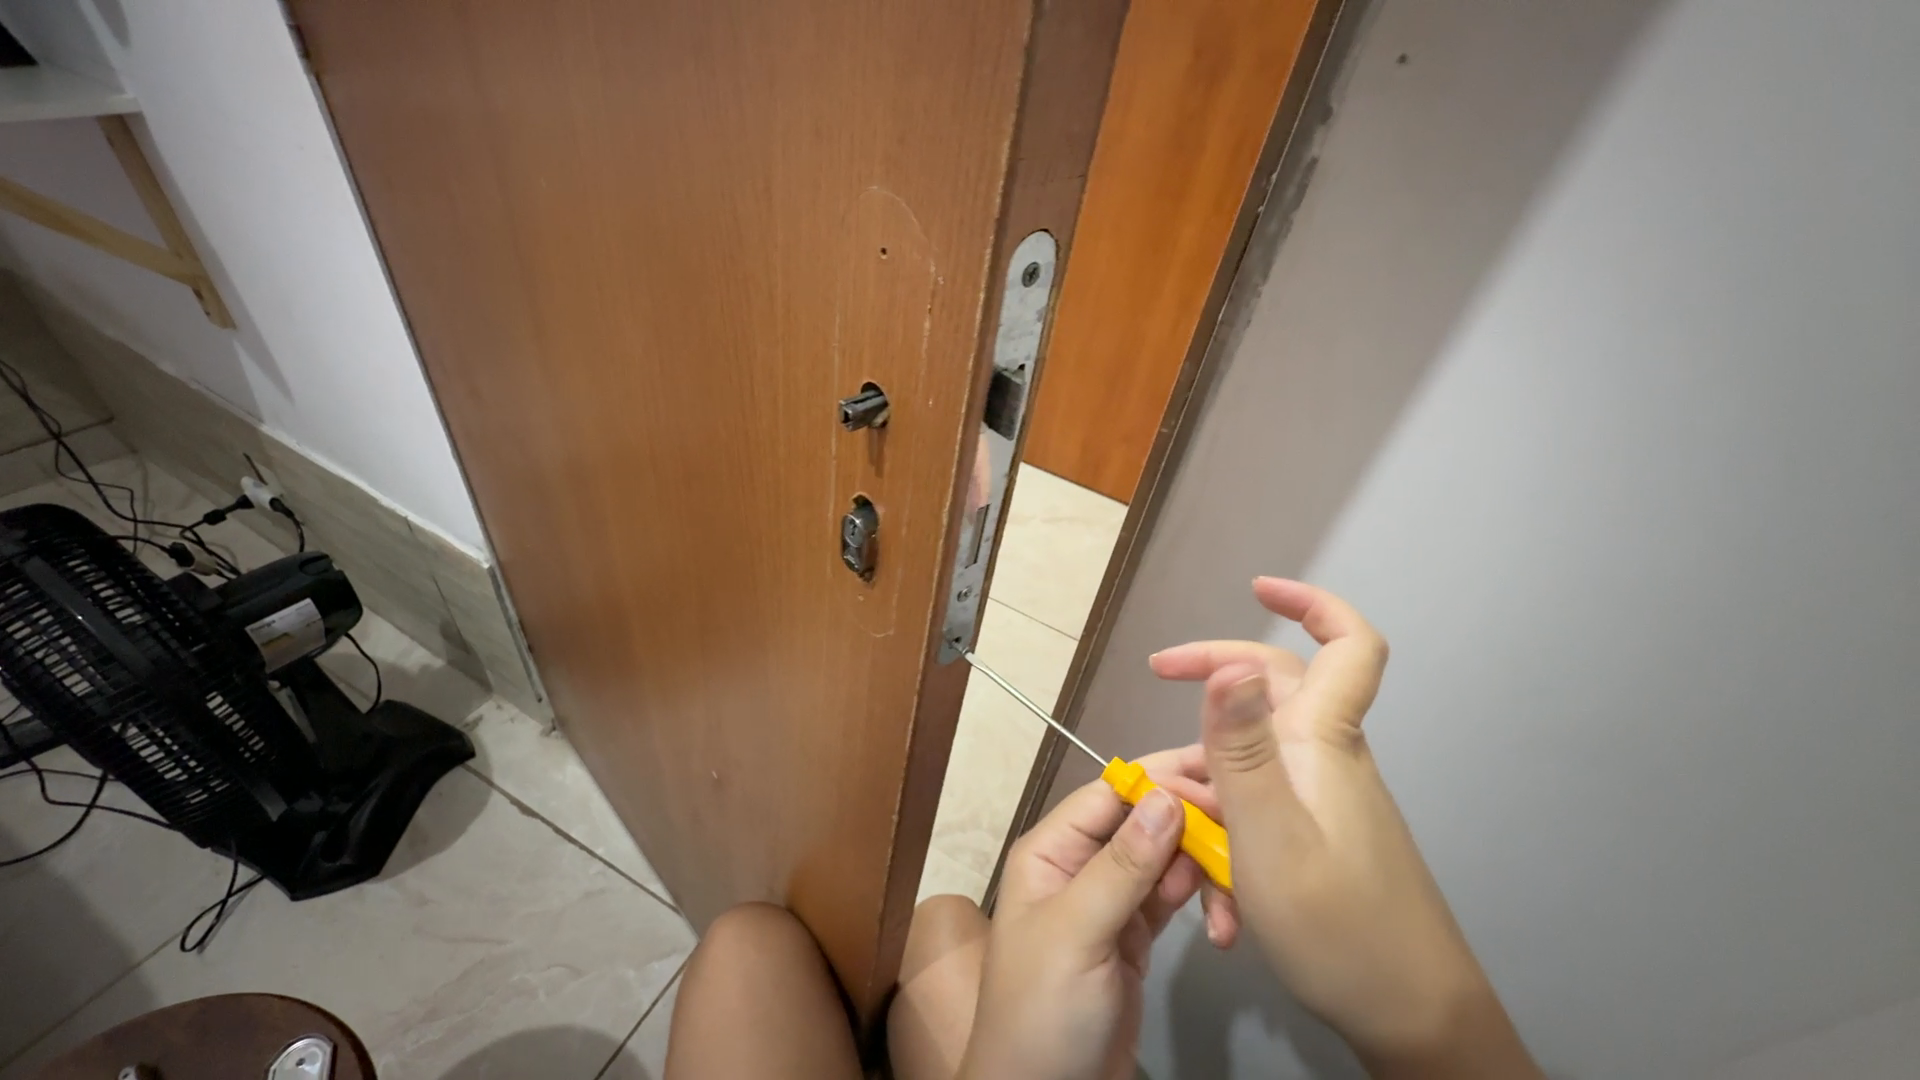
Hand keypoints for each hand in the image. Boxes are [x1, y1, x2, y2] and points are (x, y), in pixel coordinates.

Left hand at [960, 746, 1234, 1079]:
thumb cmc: (1044, 1010)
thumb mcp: (1078, 933)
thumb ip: (1122, 866)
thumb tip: (1166, 797)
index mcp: (1051, 850)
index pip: (1110, 793)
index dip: (1162, 781)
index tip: (1218, 780)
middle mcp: (1080, 864)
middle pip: (1142, 819)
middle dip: (1191, 820)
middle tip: (1247, 824)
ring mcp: (1110, 899)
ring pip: (1165, 857)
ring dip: (1203, 867)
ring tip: (1237, 891)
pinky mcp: (1135, 933)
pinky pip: (1174, 896)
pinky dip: (1201, 900)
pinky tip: (1223, 923)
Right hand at [1152, 578, 1539, 1077]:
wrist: (1414, 1023)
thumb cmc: (1339, 925)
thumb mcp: (1270, 834)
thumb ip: (1241, 749)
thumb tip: (1227, 665)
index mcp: (1322, 741)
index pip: (1346, 645)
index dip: (1311, 604)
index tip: (1257, 588)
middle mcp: (1323, 758)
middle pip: (1264, 694)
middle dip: (1206, 692)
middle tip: (1153, 691)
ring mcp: (1319, 800)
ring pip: (1245, 769)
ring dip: (1201, 803)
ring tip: (1174, 860)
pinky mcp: (1314, 837)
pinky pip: (1255, 817)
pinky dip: (1224, 844)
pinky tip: (1213, 904)